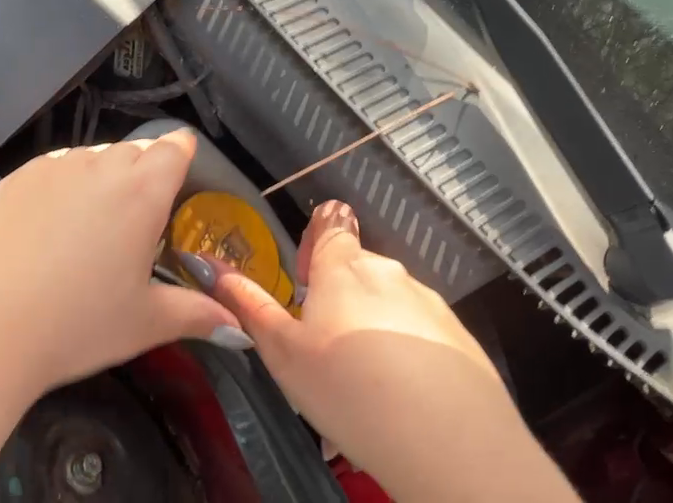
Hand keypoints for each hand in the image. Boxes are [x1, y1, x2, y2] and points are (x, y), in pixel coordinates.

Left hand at [0, 130, 243, 393]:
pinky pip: (51, 169)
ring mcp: (49, 168)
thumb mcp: (145, 323)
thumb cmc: (76, 322)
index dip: (182, 152)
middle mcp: (96, 166)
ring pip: (89, 158)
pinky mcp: (11, 178)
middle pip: (132, 151)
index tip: (185, 163)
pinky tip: (52, 223)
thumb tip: (239, 330)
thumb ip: (196, 315)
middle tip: (145, 211)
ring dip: (101, 177)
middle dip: (145, 169)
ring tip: (97, 221)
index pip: (173, 149)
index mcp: (140, 191)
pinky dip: (62, 186)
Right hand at [183, 200, 576, 502]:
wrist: (455, 449)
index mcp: (342, 266)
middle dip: (340, 295)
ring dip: (373, 327)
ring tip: (362, 382)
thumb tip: (206, 263)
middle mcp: (389, 273)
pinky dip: (408, 355)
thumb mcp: (283, 352)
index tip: (309, 274)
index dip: (318, 239)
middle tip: (323, 346)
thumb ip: (247, 304)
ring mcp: (433, 307)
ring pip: (392, 305)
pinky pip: (424, 337)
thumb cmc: (350, 390)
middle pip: (359, 269)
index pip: (332, 224)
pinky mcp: (466, 344)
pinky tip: (401, 400)